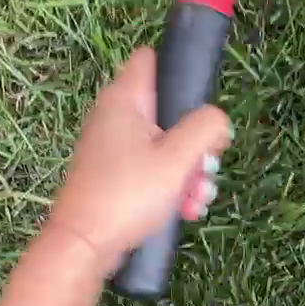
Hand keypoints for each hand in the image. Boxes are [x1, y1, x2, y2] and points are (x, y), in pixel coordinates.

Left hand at [43, 48, 230, 262]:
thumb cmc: (128, 195)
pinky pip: (151, 171)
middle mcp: (115, 117)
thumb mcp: (177, 159)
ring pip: (165, 147)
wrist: (85, 245)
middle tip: (205, 168)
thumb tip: (219, 122)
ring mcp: (112, 149)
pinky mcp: (113, 177)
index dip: (182, 78)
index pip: (154, 60)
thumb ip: (206, 129)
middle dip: (195, 143)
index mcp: (125, 99)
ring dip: (188, 173)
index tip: (200, 112)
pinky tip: (185, 211)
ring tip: (197, 200)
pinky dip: (170, 188)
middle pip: (169, 113)